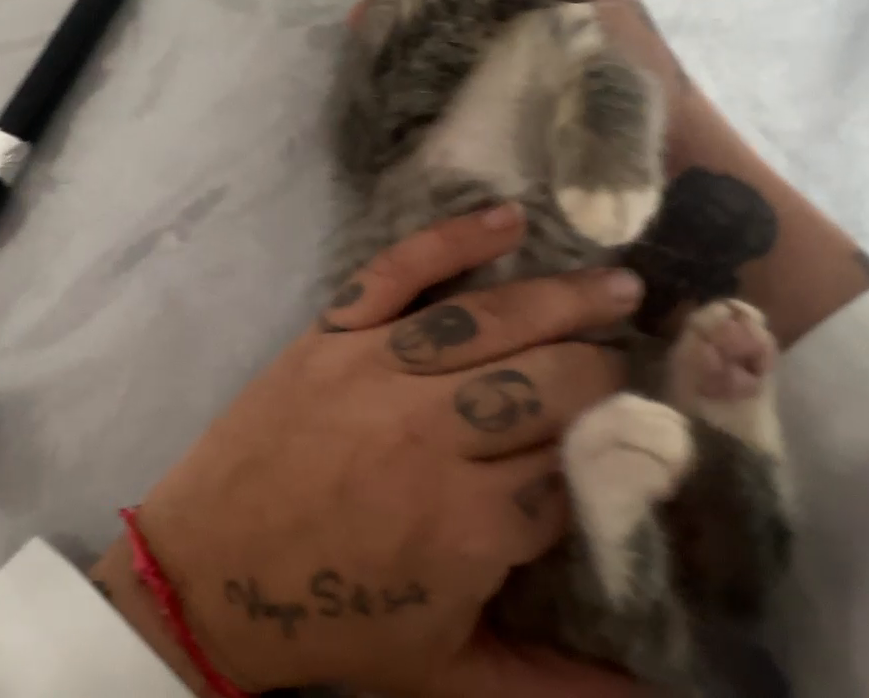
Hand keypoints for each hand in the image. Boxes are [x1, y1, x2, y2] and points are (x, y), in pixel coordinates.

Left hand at [92, 205, 646, 696]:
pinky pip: (396, 271)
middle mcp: (431, 435)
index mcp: (469, 526)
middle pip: (551, 385)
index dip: (623, 448)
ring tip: (620, 285)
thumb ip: (559, 683)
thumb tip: (661, 690)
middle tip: (632, 366)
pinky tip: (508, 218)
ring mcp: (376, 371)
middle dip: (605, 374)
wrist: (207, 573)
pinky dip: (452, 240)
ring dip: (564, 299)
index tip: (643, 436)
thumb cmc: (330, 621)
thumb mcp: (449, 671)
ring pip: (491, 321)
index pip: (580, 467)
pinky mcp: (331, 334)